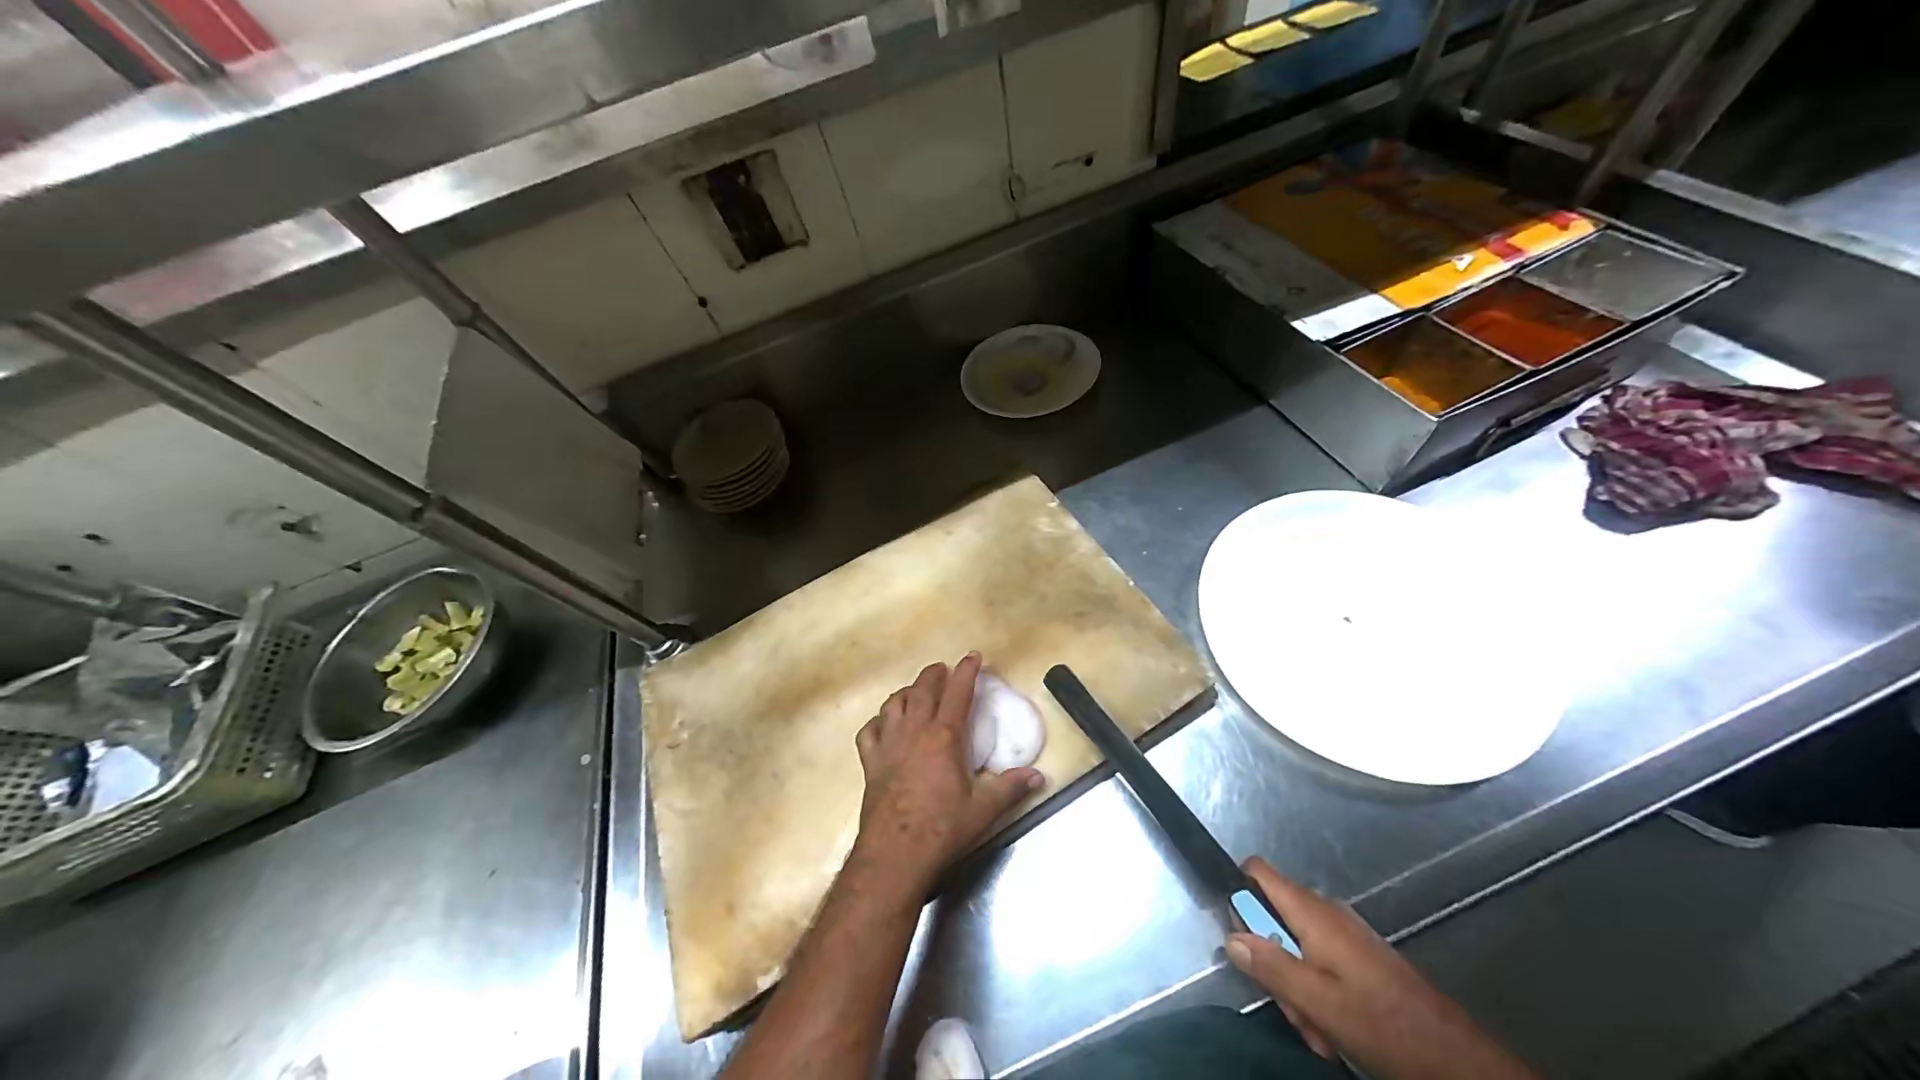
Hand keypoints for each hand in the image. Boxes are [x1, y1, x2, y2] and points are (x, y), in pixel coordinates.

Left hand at [850, 652, 1043, 897]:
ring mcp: (888, 745)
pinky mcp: (870, 763)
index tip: (973, 656)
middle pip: (922, 690)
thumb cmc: (942, 829)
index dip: (967, 671)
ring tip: (916, 692)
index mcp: (944, 737)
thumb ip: (1011, 788)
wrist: (895, 853)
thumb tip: (1039, 776)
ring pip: (893, 704)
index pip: (958, 693)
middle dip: (934, 674)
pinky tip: (884, 725)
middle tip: (943, 669)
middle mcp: (913, 732)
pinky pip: (869, 731)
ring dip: (907, 692)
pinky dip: (878, 721)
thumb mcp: (983, 809)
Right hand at [1226, 857, 1537, 1079]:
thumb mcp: (1318, 1001)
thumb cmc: (1383, 1023)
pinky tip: (1333, 1028)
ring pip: (1294, 947)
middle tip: (1289, 1003)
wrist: (1456, 1058)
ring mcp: (1345, 934)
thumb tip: (1231, 938)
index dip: (1238, 893)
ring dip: (1295, 986)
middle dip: (1271, 960)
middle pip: (1271, 917)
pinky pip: (1318, 962)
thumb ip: (1270, 966)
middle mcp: (1326, 912)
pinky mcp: (1359, 958)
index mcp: (1312, 911)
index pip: (1257, 871)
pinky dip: (1317, 993)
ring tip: (1317, 1026)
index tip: (1239, 934)